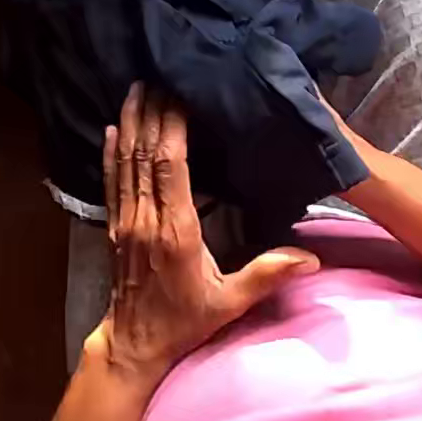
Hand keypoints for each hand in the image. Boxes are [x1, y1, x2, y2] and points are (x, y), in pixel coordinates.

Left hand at [87, 83, 319, 381]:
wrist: (135, 343)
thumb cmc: (186, 319)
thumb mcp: (231, 301)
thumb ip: (268, 274)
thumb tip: (311, 258)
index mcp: (176, 230)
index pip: (171, 167)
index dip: (172, 127)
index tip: (178, 95)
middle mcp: (146, 218)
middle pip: (145, 155)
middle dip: (151, 113)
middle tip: (157, 77)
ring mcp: (125, 220)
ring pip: (125, 162)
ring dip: (130, 123)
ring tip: (135, 89)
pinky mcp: (114, 225)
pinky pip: (110, 180)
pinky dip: (111, 152)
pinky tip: (111, 128)